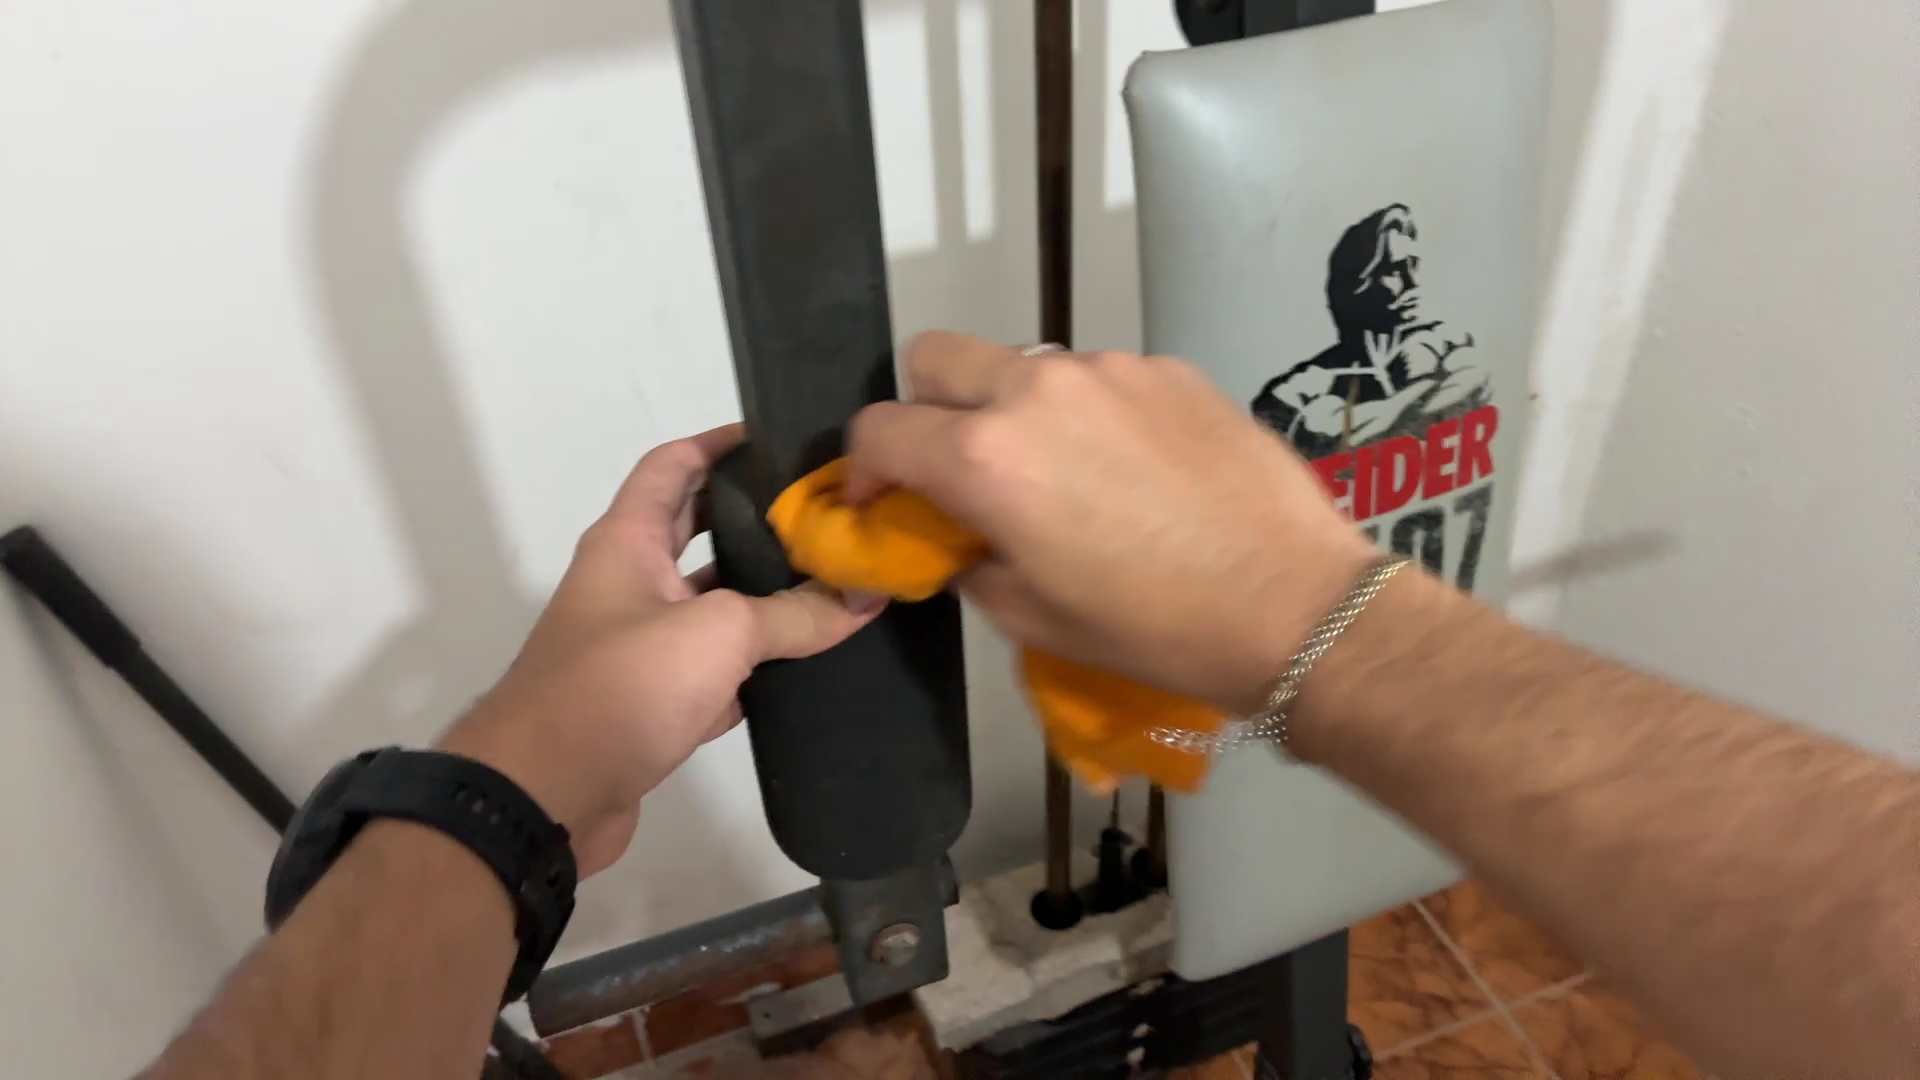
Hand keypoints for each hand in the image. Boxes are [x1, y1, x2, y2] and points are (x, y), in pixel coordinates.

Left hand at [440, 424, 882, 876]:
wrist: (541, 800)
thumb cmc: (620, 685)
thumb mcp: (718, 633)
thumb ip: (796, 613)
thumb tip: (867, 597)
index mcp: (629, 543)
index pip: (674, 466)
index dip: (719, 443)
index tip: (776, 438)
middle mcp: (632, 584)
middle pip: (699, 532)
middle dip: (755, 517)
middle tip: (822, 511)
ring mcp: (642, 645)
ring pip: (714, 603)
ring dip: (764, 594)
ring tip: (830, 580)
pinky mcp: (656, 701)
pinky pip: (718, 667)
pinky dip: (757, 663)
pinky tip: (808, 661)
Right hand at [846, 332, 1374, 714]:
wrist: (1293, 606)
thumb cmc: (1151, 629)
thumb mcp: (1029, 616)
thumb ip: (968, 560)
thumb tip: (956, 537)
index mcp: (987, 459)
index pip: (879, 429)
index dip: (862, 467)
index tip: (879, 497)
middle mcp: (1036, 390)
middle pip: (933, 355)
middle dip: (924, 407)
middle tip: (958, 465)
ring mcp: (1107, 368)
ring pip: (1019, 364)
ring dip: (1011, 409)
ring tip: (1062, 471)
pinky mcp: (1166, 366)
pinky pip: (1094, 375)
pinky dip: (1084, 411)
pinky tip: (1130, 463)